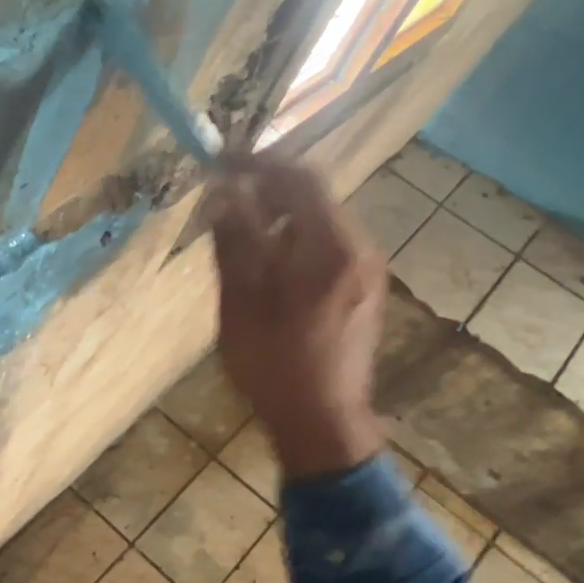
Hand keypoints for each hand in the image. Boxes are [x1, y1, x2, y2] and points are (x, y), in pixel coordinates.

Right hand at [204, 153, 387, 478]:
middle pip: (312, 198)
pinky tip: (266, 267)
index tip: (218, 161)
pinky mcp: (361, 292)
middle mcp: (358, 248)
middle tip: (222, 196)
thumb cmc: (274, 364)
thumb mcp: (242, 303)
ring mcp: (365, 271)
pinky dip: (293, 242)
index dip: (257, 162)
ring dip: (278, 217)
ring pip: (319, 223)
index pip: (299, 178)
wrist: (322, 421)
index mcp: (330, 246)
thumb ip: (234, 243)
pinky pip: (326, 248)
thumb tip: (222, 194)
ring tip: (236, 232)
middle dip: (265, 190)